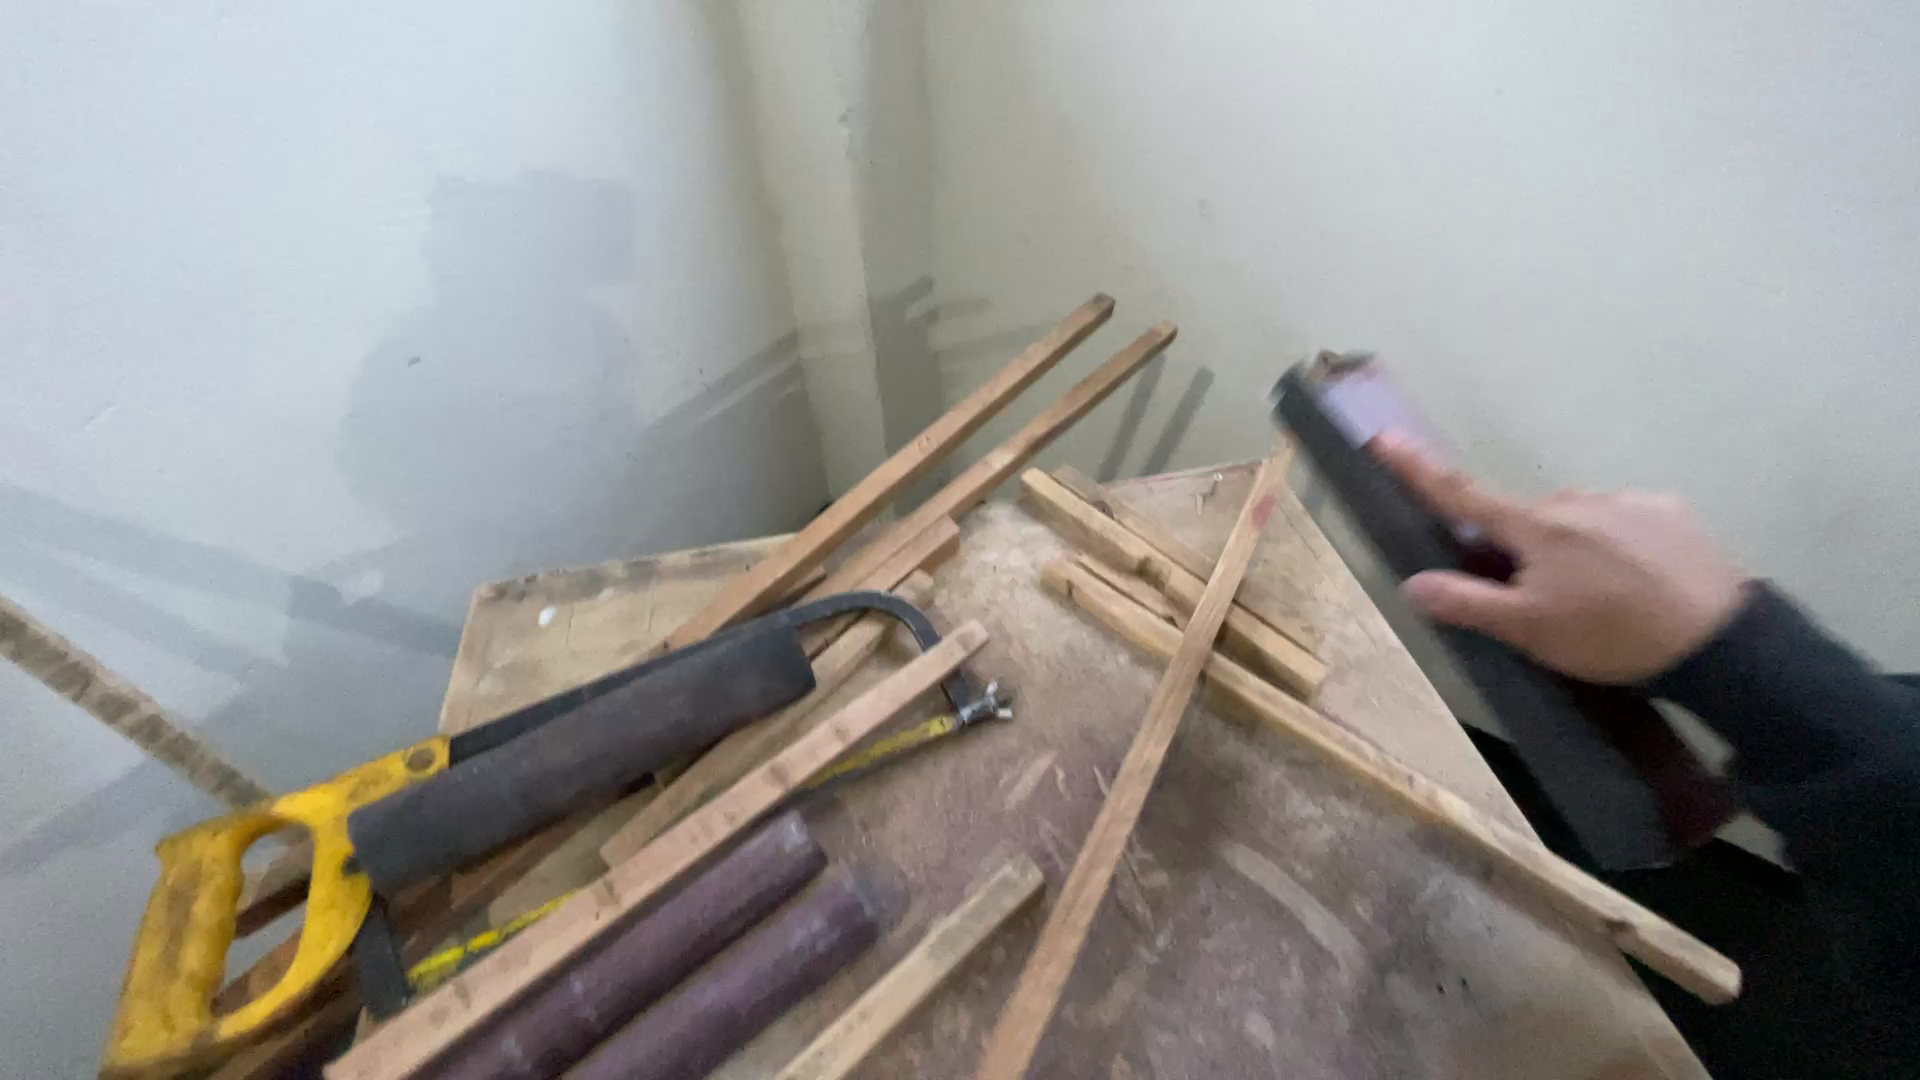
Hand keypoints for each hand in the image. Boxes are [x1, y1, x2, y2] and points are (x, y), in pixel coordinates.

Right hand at [1371, 433, 1748, 683]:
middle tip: (1538, 595)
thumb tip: (1411, 583)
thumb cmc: (1610, 635)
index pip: (1461, 493)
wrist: (1726, 647)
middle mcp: (1575, 501)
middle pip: (1522, 518)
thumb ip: (1466, 602)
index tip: (1386, 438)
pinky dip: (1608, 541)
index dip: (1418, 468)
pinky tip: (1631, 578)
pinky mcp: (1668, 512)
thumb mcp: (1527, 629)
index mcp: (1535, 527)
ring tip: (1594, 594)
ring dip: (1565, 545)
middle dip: (1516, 545)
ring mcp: (1626, 501)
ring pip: (1569, 518)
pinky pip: (1616, 518)